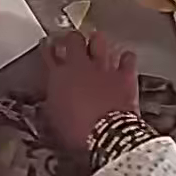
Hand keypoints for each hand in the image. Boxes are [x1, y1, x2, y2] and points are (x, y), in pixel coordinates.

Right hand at [43, 30, 137, 154]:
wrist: (106, 136)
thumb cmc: (76, 132)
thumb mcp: (53, 120)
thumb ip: (50, 104)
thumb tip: (49, 102)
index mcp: (59, 76)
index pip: (49, 53)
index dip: (48, 48)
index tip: (48, 47)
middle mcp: (81, 66)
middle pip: (74, 39)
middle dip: (72, 39)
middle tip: (73, 42)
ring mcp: (104, 68)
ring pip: (99, 40)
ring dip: (97, 42)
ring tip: (96, 44)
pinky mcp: (125, 75)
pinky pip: (127, 57)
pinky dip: (125, 58)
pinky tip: (124, 60)